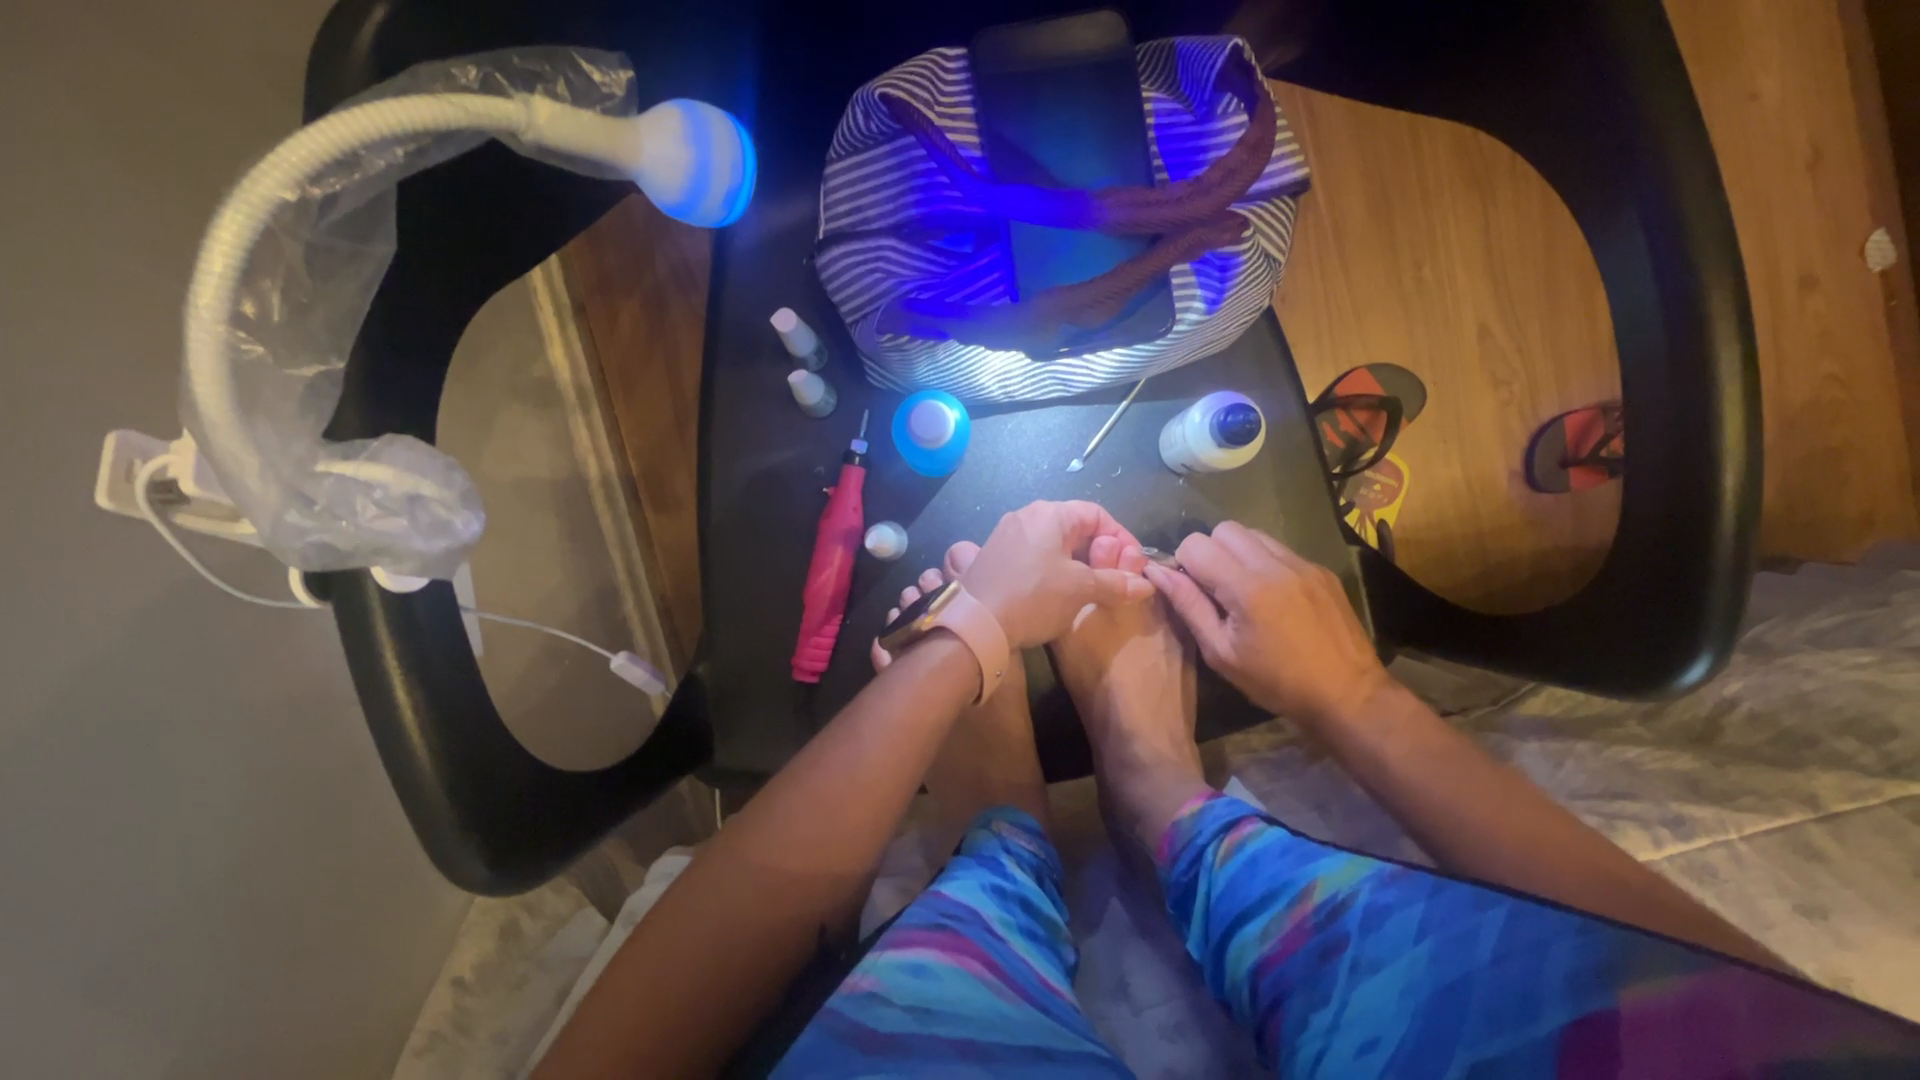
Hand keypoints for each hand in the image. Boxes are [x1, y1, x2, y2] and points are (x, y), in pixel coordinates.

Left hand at [961, 500, 1152, 647]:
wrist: (974, 625)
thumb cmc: (1033, 597)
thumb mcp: (1080, 590)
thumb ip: (1114, 583)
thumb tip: (1145, 585)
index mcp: (1048, 514)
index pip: (1096, 514)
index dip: (1121, 537)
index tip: (1132, 566)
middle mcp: (1026, 517)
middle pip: (1075, 528)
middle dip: (1100, 553)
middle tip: (1113, 580)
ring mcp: (1006, 537)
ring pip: (1054, 544)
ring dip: (1078, 564)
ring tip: (1090, 590)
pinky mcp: (994, 558)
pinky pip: (1034, 556)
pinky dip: (1054, 571)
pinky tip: (1059, 595)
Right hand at [1145, 521, 1390, 727]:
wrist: (1347, 693)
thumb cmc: (1276, 682)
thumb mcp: (1221, 653)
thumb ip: (1188, 606)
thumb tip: (1157, 571)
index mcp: (1247, 587)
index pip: (1196, 544)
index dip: (1184, 564)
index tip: (1192, 592)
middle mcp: (1275, 565)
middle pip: (1224, 529)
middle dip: (1210, 552)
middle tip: (1215, 589)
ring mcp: (1302, 564)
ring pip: (1253, 534)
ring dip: (1238, 554)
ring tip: (1243, 591)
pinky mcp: (1320, 570)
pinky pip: (1280, 549)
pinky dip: (1264, 563)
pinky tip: (1273, 597)